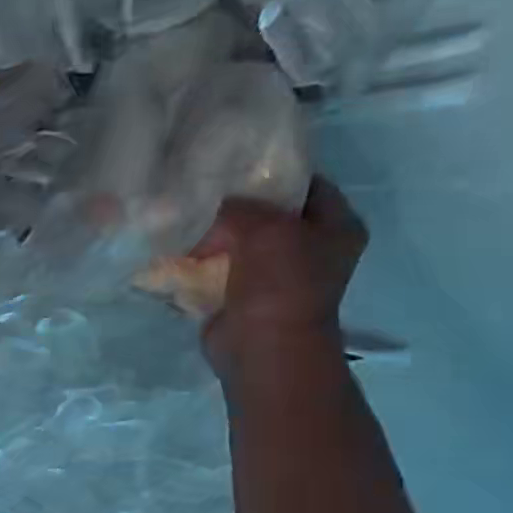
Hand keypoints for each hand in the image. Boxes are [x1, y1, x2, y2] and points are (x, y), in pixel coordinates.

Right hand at [191, 177, 368, 374]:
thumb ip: (239, 208)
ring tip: (181, 223)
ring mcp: (273, 276)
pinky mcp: (241, 297)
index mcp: (335, 227)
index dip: (275, 174)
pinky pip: (217, 272)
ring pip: (238, 244)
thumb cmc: (281, 283)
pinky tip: (176, 255)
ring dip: (211, 238)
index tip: (237, 167)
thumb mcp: (266, 230)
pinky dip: (197, 265)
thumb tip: (209, 202)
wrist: (261, 345)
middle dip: (235, 208)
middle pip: (268, 216)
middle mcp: (308, 249)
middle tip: (200, 196)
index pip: (307, 186)